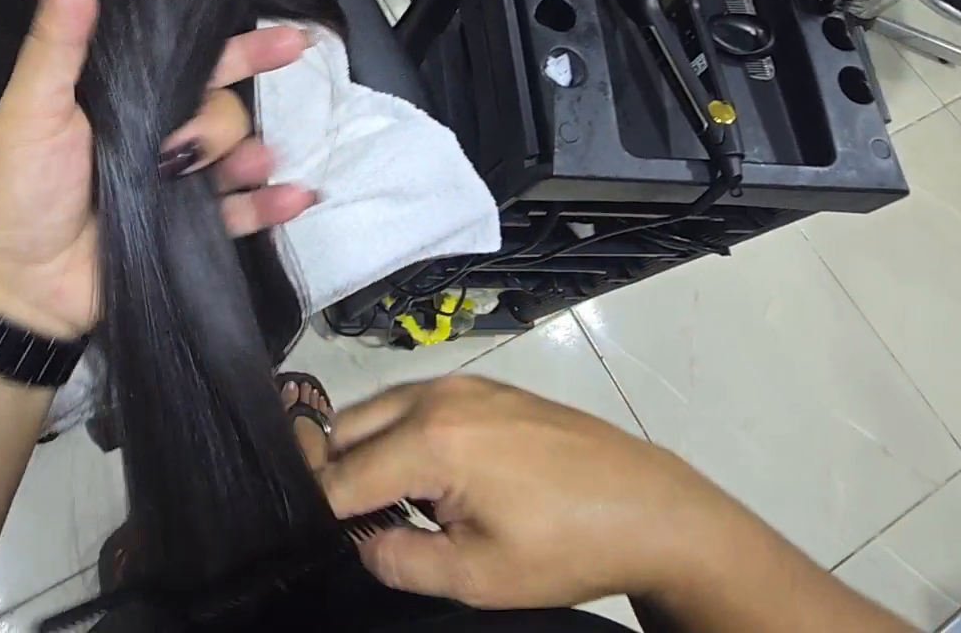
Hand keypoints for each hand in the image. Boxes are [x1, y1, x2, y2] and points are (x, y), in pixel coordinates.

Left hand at [0, 0, 316, 338]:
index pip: (192, 62)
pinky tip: (297, 198)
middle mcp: (158, 134)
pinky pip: (240, 214)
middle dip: (225, 114)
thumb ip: (59, 38)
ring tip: (244, 166)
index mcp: (126, 99)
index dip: (240, 48)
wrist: (17, 285)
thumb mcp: (35, 107)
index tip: (289, 40)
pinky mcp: (187, 229)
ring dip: (251, 156)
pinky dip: (271, 205)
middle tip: (202, 132)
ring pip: (235, 155)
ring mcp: (177, 183)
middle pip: (221, 107)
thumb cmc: (18, 188)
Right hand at [319, 376, 761, 610]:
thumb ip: (403, 562)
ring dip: (364, 449)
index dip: (322, 509)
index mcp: (429, 440)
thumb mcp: (482, 576)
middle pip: (346, 427)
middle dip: (333, 471)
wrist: (650, 505)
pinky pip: (411, 402)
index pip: (342, 474)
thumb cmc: (566, 546)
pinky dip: (396, 432)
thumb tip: (360, 541)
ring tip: (385, 502)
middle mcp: (433, 395)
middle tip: (345, 520)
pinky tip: (422, 473)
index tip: (310, 536)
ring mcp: (458, 383)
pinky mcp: (479, 384)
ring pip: (376, 408)